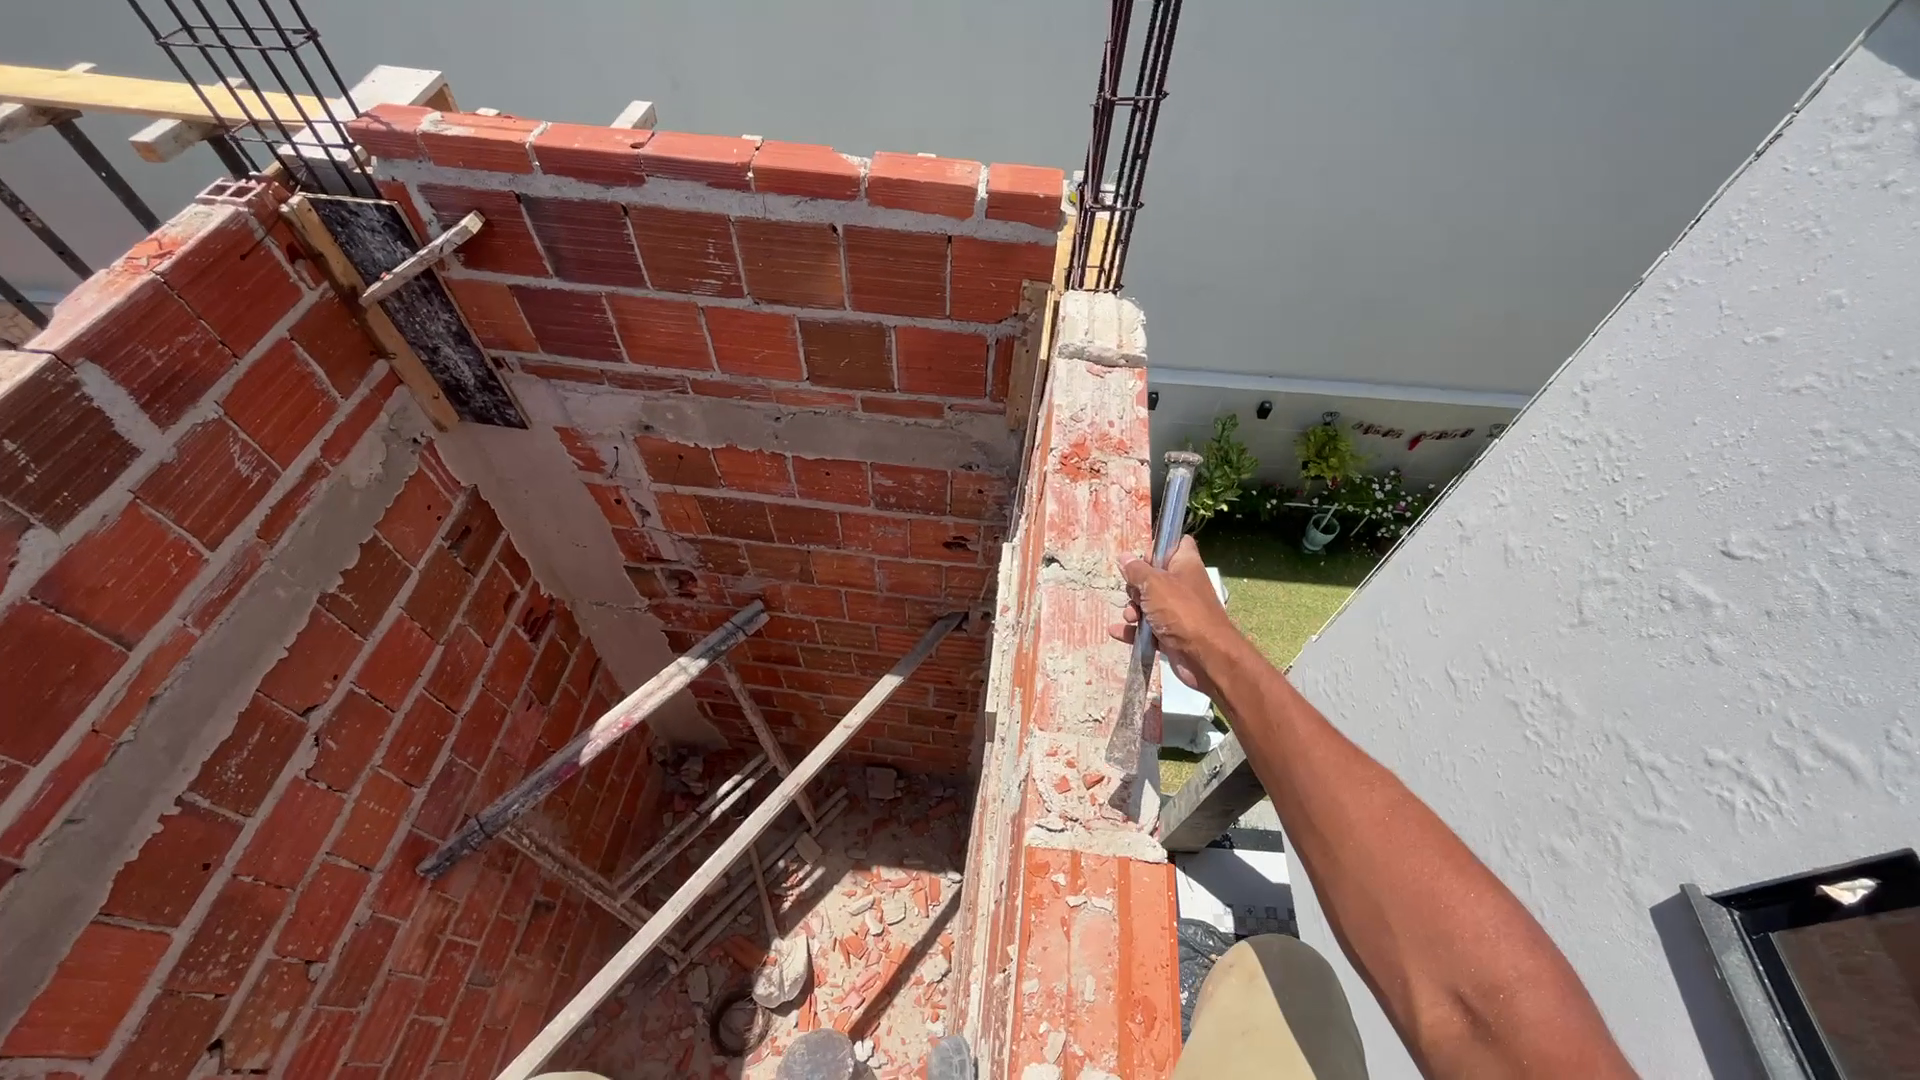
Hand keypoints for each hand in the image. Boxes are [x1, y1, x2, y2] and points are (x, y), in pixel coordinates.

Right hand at [1107, 535, 1240, 691]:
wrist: (1205, 656)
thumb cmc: (1182, 611)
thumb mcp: (1154, 584)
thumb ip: (1136, 570)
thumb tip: (1124, 557)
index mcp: (1185, 565)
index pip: (1175, 544)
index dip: (1157, 549)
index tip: (1144, 559)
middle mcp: (1182, 585)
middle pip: (1153, 577)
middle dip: (1136, 586)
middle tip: (1136, 594)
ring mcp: (1176, 611)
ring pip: (1147, 604)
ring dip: (1133, 610)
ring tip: (1132, 618)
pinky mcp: (1170, 633)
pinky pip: (1146, 628)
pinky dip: (1132, 630)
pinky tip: (1117, 631)